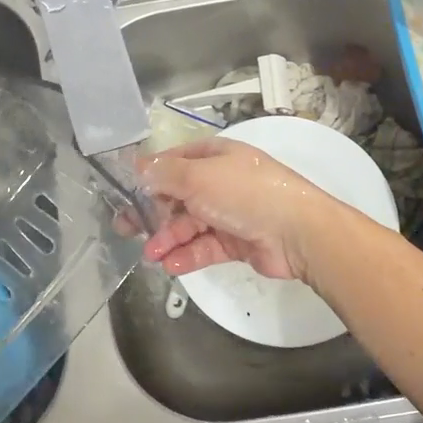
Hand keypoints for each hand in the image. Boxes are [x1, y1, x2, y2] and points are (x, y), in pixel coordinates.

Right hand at [140, 138, 340, 281]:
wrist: (297, 232)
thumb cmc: (244, 193)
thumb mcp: (197, 176)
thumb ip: (164, 174)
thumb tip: (136, 165)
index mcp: (215, 157)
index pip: (174, 162)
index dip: (150, 176)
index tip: (125, 192)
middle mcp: (221, 182)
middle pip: (177, 196)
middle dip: (152, 213)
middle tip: (125, 229)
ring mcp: (229, 213)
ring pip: (188, 225)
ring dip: (167, 239)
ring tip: (150, 255)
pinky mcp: (236, 242)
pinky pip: (204, 247)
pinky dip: (187, 255)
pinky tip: (171, 265)